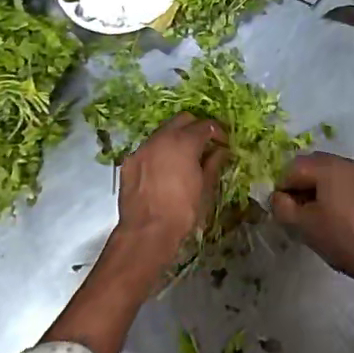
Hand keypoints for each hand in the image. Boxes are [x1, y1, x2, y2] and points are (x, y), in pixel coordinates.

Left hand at [115, 114, 228, 262]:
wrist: (147, 232)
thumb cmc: (183, 211)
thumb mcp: (206, 188)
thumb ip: (214, 164)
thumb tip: (221, 152)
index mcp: (185, 141)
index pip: (207, 125)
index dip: (218, 133)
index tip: (223, 144)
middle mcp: (162, 137)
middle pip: (183, 120)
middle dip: (196, 128)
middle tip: (205, 145)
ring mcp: (143, 148)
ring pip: (163, 132)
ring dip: (176, 138)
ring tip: (184, 157)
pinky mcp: (130, 161)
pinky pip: (148, 148)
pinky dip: (159, 152)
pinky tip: (164, 170)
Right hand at [270, 153, 353, 301]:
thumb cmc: (340, 238)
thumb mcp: (303, 225)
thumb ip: (282, 206)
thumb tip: (277, 196)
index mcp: (327, 166)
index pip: (293, 168)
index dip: (282, 187)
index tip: (282, 209)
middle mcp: (344, 162)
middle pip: (311, 165)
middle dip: (298, 184)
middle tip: (295, 210)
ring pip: (326, 172)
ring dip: (314, 187)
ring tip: (313, 214)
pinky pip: (341, 180)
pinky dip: (330, 191)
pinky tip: (331, 214)